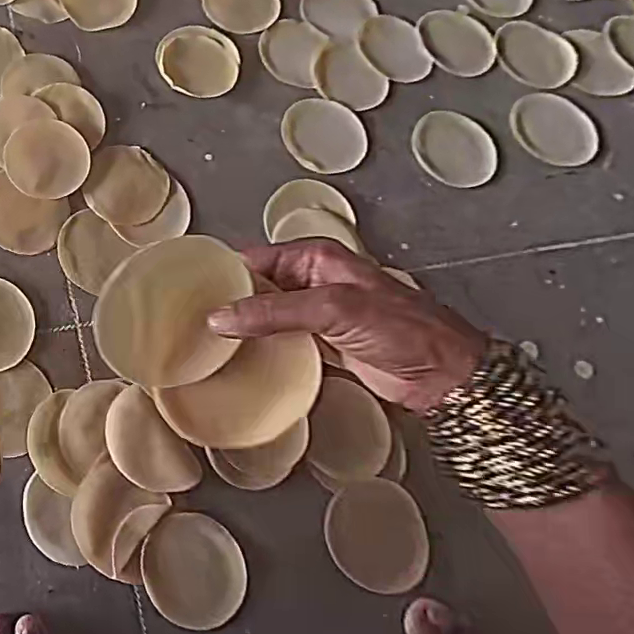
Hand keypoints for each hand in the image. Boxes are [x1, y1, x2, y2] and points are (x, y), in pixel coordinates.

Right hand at [207, 240, 488, 411]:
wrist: (443, 376)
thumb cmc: (401, 329)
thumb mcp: (333, 309)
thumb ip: (274, 311)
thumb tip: (220, 317)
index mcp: (313, 257)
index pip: (253, 260)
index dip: (222, 276)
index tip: (190, 295)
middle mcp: (309, 281)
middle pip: (254, 289)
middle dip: (226, 305)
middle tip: (190, 325)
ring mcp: (312, 315)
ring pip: (262, 318)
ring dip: (240, 331)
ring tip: (204, 346)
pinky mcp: (316, 345)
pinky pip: (276, 343)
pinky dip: (257, 350)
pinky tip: (236, 362)